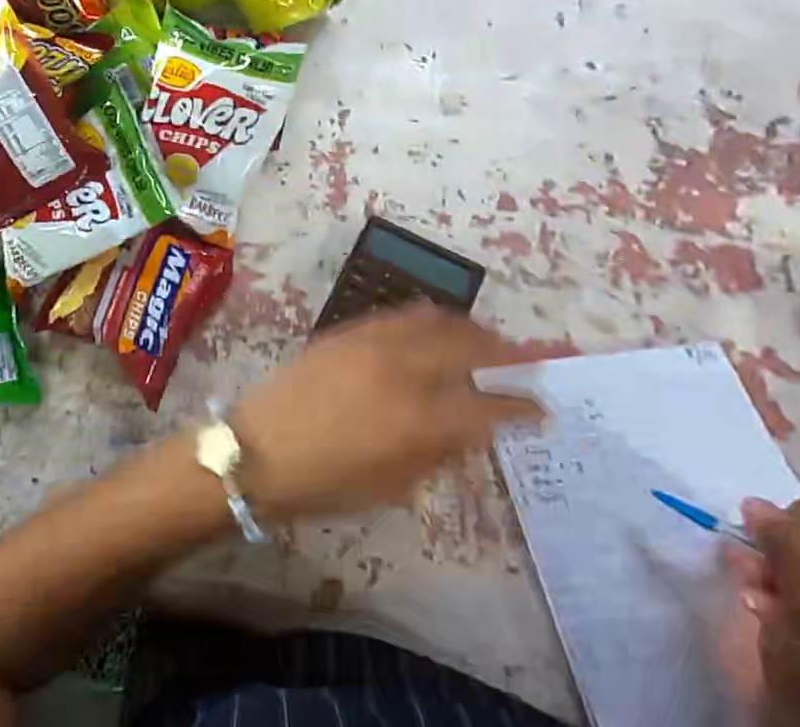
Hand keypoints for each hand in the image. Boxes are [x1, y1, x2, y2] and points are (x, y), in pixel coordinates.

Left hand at [231, 305, 540, 521]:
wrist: (255, 450)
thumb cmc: (325, 482)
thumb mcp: (394, 484)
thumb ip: (440, 450)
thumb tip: (473, 426)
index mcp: (420, 419)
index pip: (491, 405)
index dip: (524, 405)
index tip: (544, 406)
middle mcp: (402, 370)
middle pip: (472, 346)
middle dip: (511, 352)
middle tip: (533, 358)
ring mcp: (370, 343)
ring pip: (436, 320)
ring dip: (470, 329)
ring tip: (487, 341)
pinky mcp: (344, 333)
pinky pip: (397, 316)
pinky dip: (427, 321)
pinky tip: (433, 331)